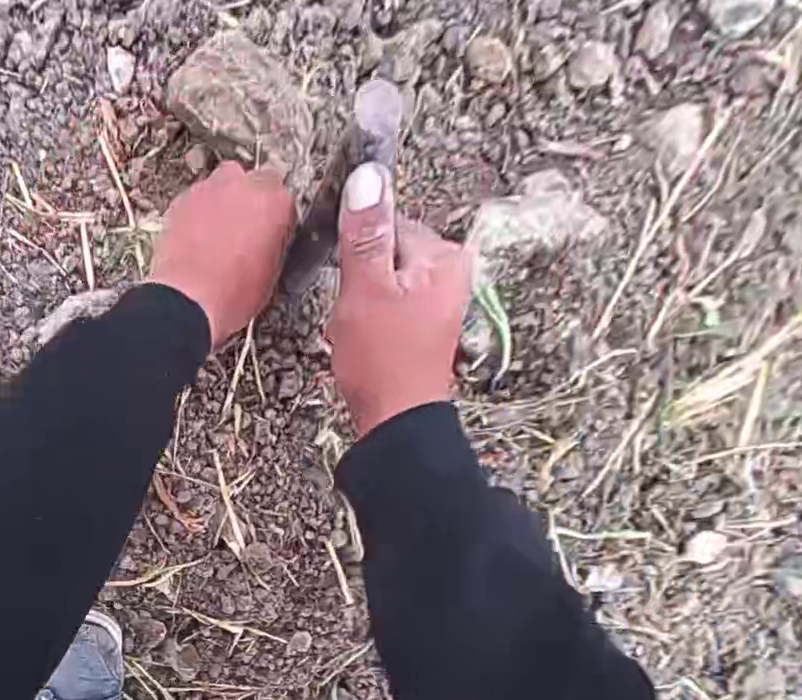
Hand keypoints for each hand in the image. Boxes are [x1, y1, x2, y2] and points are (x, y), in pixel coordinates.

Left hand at [148, 161, 295, 343]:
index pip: (282, 199)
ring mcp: (210, 190)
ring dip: (221, 208)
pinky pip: (195, 202)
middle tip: (241, 235)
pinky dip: (196, 217)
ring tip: (216, 243)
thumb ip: (273, 245)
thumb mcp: (271, 276)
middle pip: (251, 183)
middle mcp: (243, 186)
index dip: (274, 219)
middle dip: (247, 204)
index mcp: (275, 203)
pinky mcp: (182, 200)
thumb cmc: (230, 295)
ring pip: (221, 188)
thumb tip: (268, 245)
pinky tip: (196, 244)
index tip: (268, 234)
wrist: (189, 302)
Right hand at [325, 163, 473, 435]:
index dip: (358, 255)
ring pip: (385, 283)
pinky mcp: (427, 326)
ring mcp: (441, 302)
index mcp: (444, 258)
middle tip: (356, 314)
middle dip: (361, 281)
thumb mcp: (365, 290)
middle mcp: (451, 274)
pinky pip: (391, 305)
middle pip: (388, 255)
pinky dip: (373, 320)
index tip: (349, 284)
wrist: (395, 421)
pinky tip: (367, 343)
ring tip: (362, 333)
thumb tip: (368, 177)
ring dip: (363, 304)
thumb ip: (365, 235)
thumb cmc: (382, 360)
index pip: (389, 227)